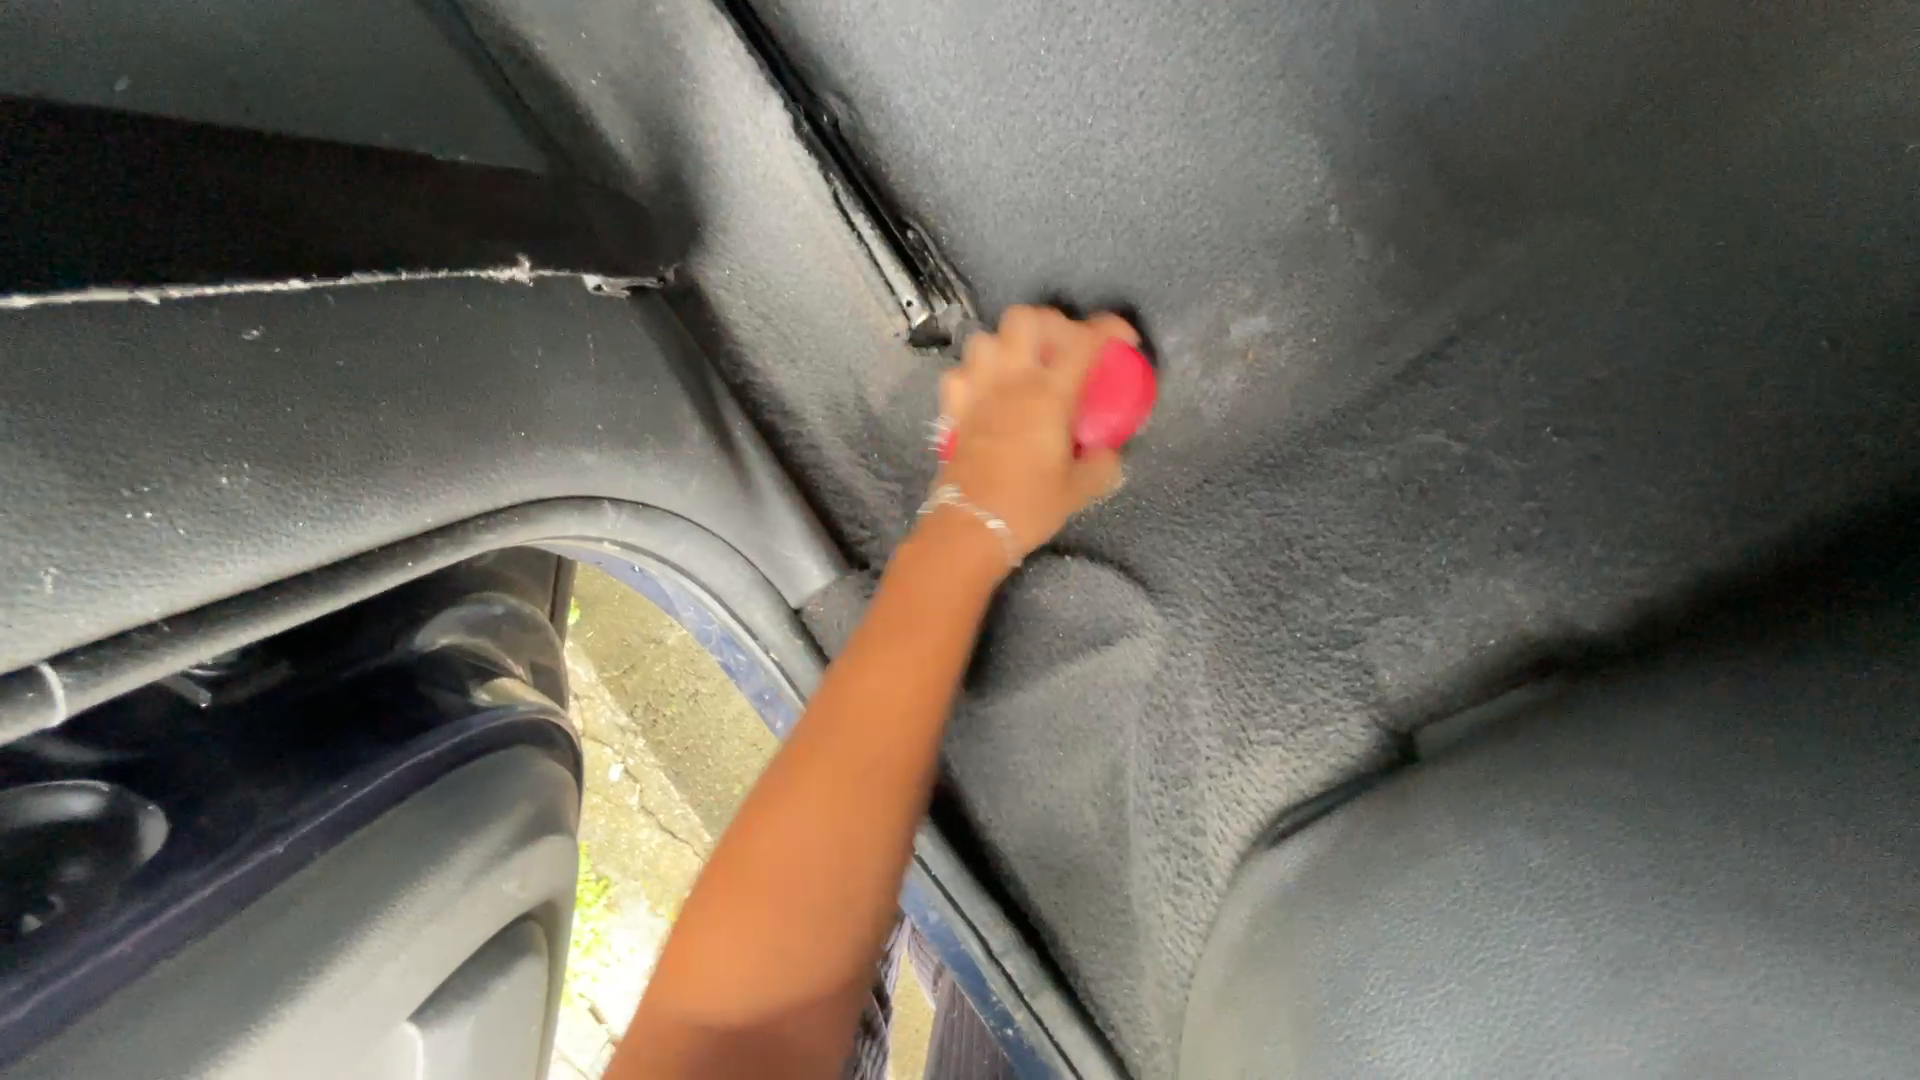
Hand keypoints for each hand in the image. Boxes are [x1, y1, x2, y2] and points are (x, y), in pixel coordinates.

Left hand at [933, 305, 1138, 556]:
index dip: (1109, 329)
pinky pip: (959, 373)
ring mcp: (976, 392)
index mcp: (1048, 395)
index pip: (1084, 341)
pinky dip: (975, 375)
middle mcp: (1010, 382)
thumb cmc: (1027, 507)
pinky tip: (987, 393)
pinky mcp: (952, 411)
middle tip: (1065, 350)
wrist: (970, 527)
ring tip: (1024, 369)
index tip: (1122, 340)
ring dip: (1008, 345)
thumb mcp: (1078, 490)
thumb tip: (1108, 454)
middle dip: (1051, 324)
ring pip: (986, 338)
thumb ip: (1102, 465)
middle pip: (1025, 318)